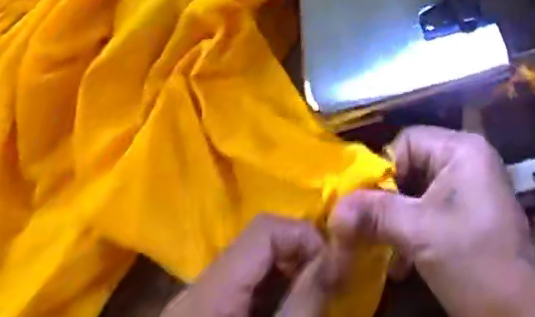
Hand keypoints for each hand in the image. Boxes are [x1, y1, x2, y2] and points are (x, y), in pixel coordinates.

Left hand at [162, 214, 344, 316]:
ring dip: (284, 275)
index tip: (333, 265)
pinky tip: (282, 308)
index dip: (305, 236)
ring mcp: (191, 301)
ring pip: (248, 265)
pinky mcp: (195, 316)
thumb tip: (344, 246)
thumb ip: (308, 292)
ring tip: (309, 299)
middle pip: (256, 242)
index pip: (265, 227)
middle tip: (326, 283)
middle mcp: (195, 283)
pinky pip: (236, 287)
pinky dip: (265, 292)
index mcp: (211, 282)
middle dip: (297, 255)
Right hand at [330, 128, 534, 316]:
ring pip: (417, 193)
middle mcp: (467, 160)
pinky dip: (412, 233)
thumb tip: (333, 210)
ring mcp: (471, 190)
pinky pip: (430, 212)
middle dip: (386, 200)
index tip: (362, 205)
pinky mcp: (469, 219)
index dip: (382, 170)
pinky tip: (401, 264)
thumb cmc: (474, 260)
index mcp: (462, 149)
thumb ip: (376, 215)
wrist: (521, 314)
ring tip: (382, 251)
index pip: (407, 141)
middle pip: (410, 166)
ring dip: (396, 221)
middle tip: (365, 230)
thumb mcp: (420, 234)